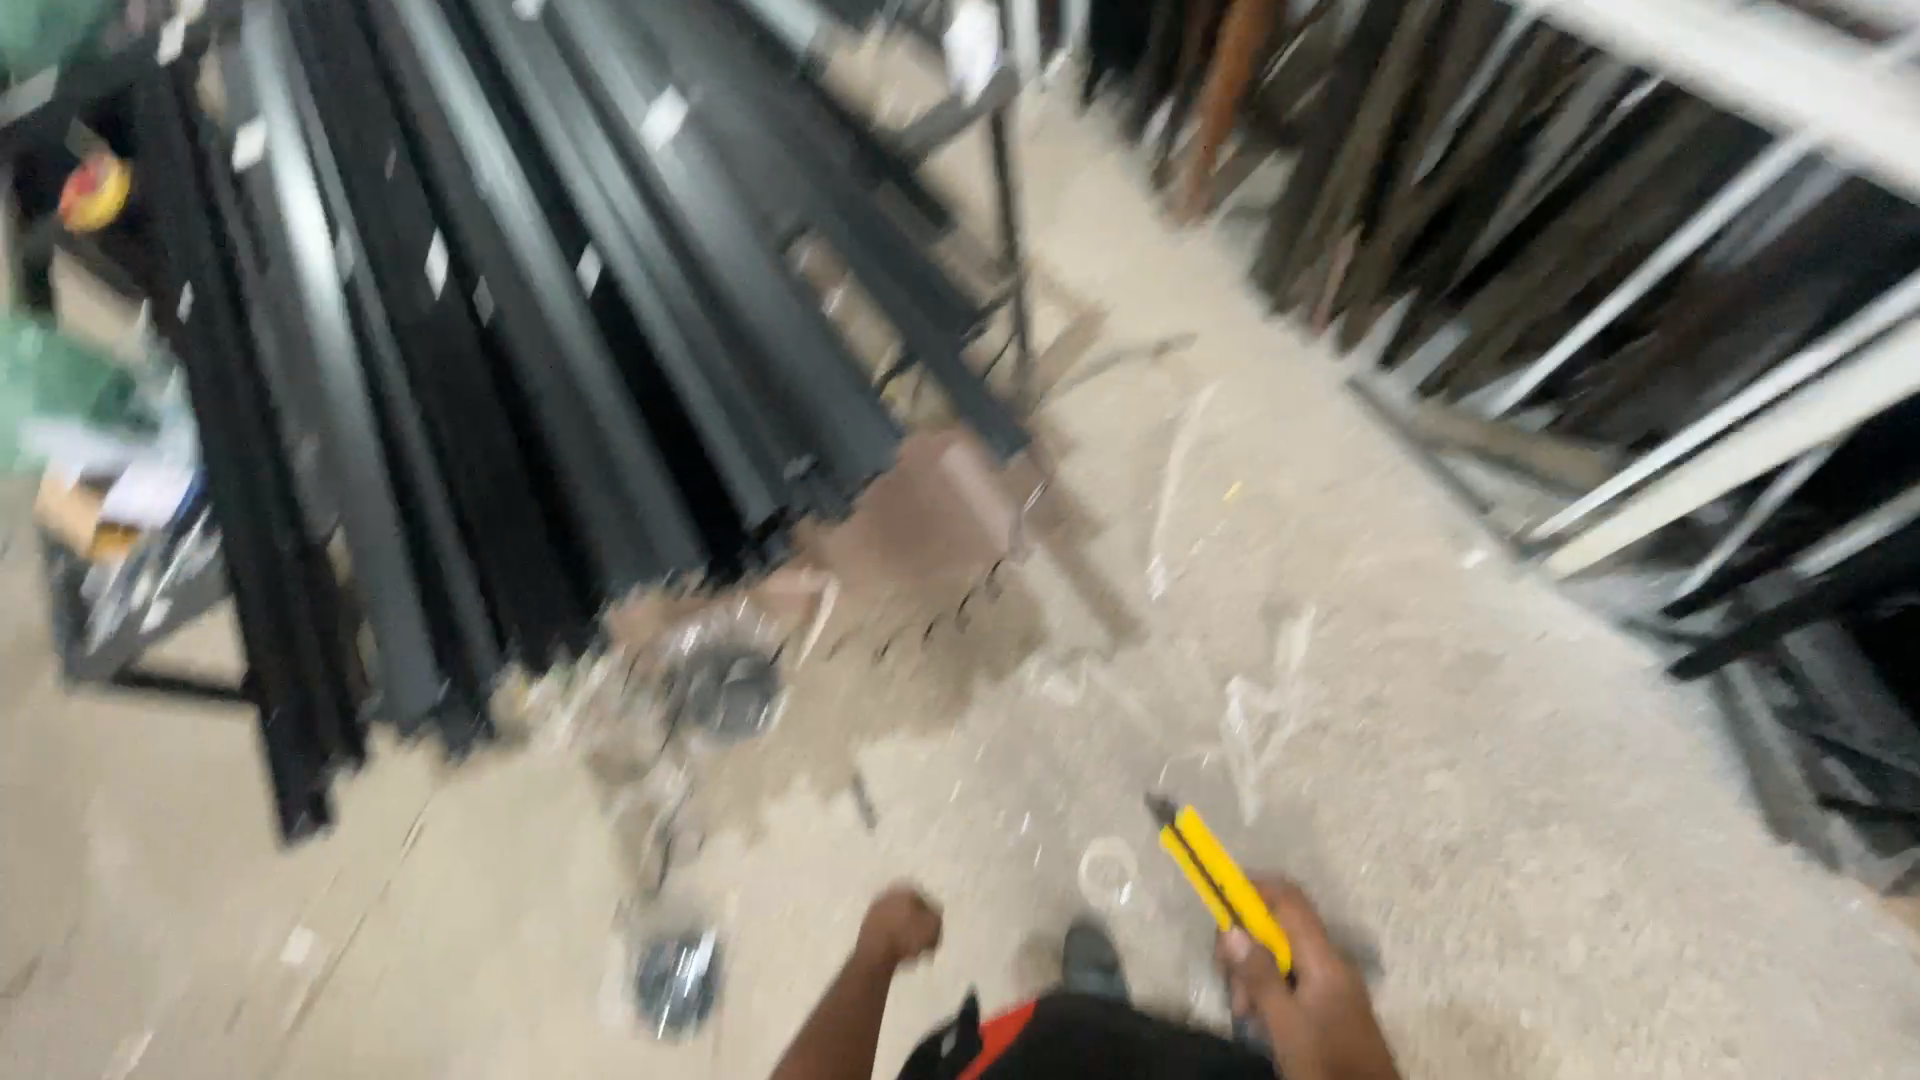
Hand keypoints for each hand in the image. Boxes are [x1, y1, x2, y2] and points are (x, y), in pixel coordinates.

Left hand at [855, 884, 942, 970]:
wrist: (876, 953)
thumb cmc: (908, 937)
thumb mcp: (933, 928)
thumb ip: (937, 919)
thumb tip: (934, 918)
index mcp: (906, 890)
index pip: (924, 898)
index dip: (932, 914)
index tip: (934, 929)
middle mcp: (889, 894)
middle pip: (908, 907)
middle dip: (915, 920)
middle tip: (923, 937)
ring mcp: (875, 909)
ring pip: (895, 918)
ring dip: (902, 930)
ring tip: (910, 948)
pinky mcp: (865, 926)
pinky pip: (884, 930)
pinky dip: (891, 938)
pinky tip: (896, 950)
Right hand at [1216, 878, 1400, 1079]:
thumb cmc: (1327, 1066)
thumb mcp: (1284, 1024)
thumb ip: (1258, 974)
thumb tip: (1230, 928)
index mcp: (1325, 960)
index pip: (1289, 900)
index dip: (1255, 888)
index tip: (1221, 897)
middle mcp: (1331, 963)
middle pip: (1280, 929)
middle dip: (1247, 944)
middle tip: (1227, 977)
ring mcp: (1333, 985)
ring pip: (1282, 957)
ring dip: (1255, 973)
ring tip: (1243, 1011)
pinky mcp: (1330, 1006)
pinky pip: (1292, 979)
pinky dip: (1270, 990)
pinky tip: (1260, 1020)